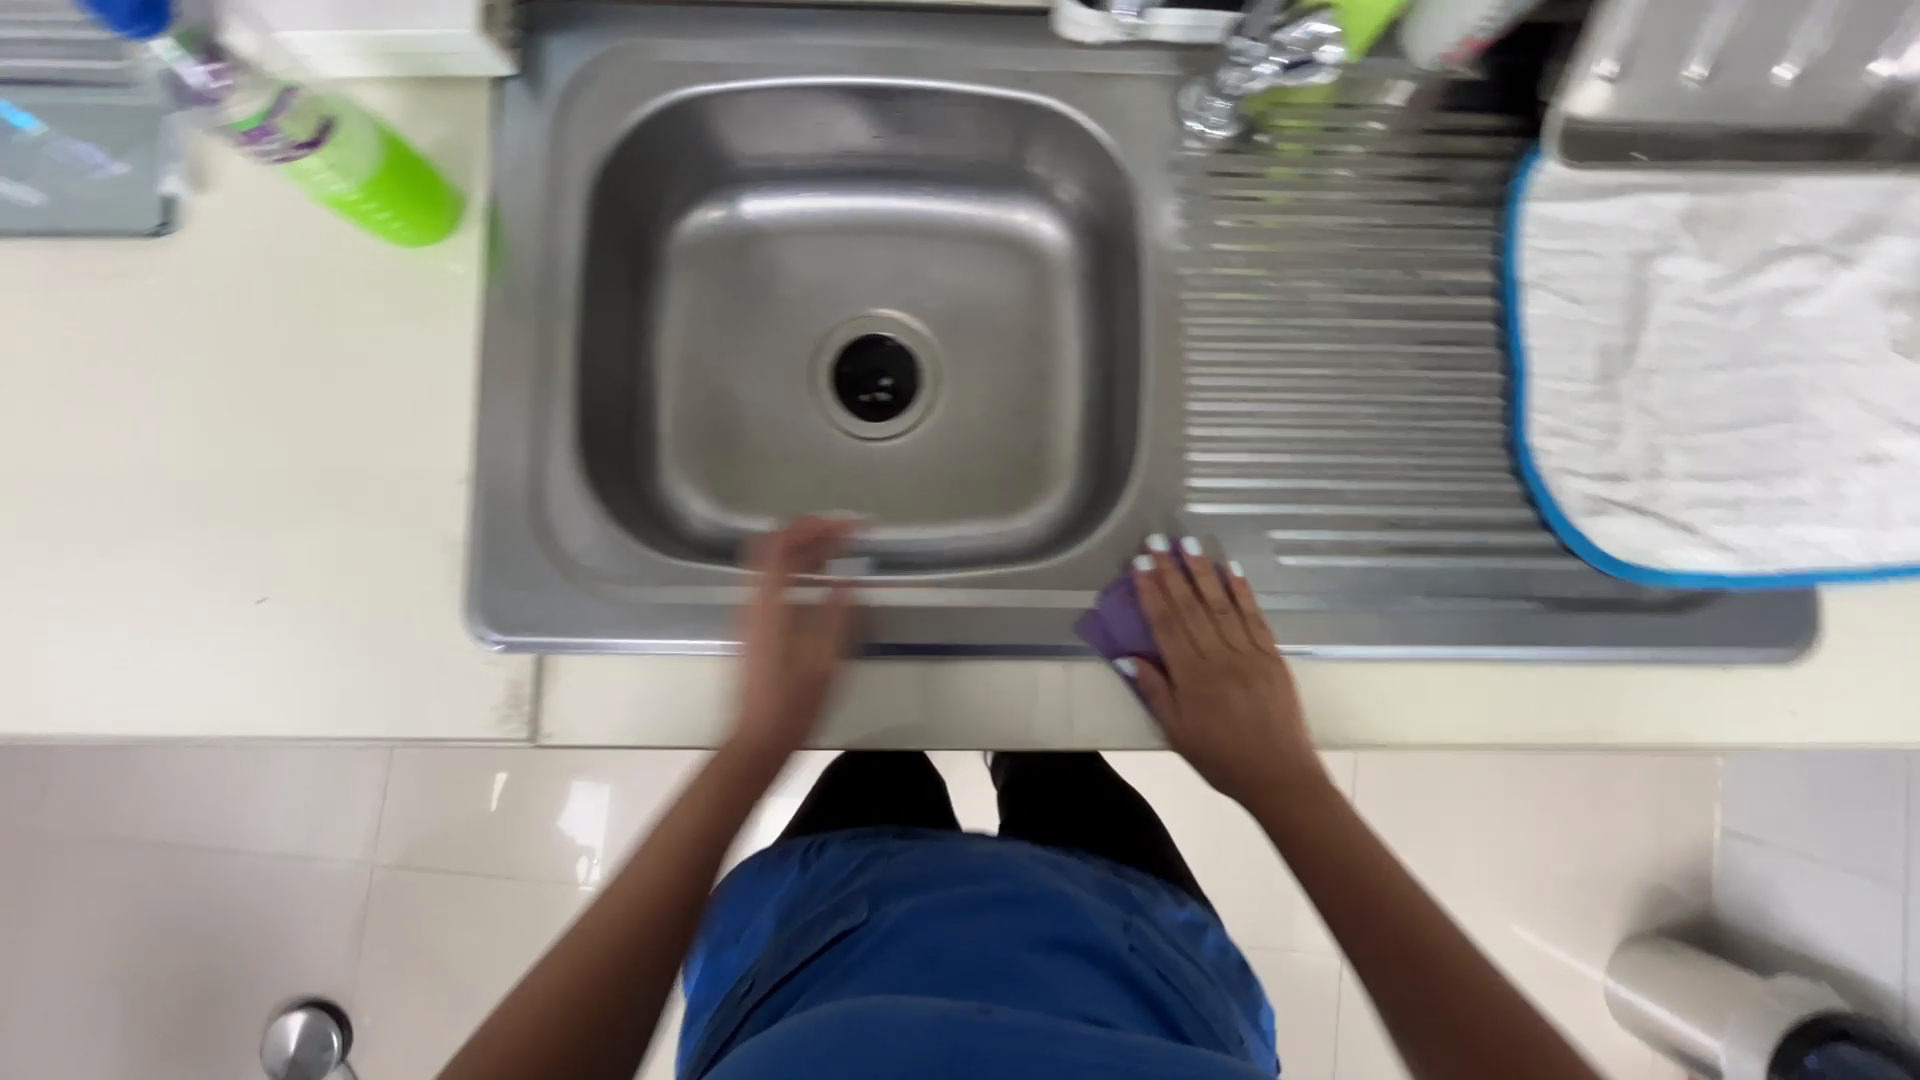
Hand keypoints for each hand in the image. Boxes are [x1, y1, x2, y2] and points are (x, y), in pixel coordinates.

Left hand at [726, 516, 859, 763]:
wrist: (755, 742)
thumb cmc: (792, 708)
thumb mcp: (824, 665)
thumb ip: (835, 618)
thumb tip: (846, 580)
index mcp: (768, 608)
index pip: (783, 546)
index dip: (815, 527)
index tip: (849, 527)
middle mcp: (751, 603)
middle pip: (773, 547)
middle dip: (810, 531)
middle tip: (846, 532)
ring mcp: (748, 614)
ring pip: (770, 563)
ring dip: (803, 548)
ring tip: (840, 548)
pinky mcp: (752, 627)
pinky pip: (771, 581)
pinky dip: (796, 567)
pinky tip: (821, 579)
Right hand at [1119, 538, 1321, 807]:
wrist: (1280, 777)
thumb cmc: (1221, 759)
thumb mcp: (1177, 733)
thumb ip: (1155, 692)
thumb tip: (1131, 656)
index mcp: (1192, 678)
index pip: (1166, 625)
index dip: (1151, 592)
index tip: (1140, 565)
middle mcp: (1220, 658)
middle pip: (1191, 607)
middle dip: (1172, 571)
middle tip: (1158, 540)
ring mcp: (1250, 654)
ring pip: (1222, 605)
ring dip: (1204, 571)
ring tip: (1189, 543)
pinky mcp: (1272, 657)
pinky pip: (1255, 618)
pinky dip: (1242, 592)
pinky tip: (1231, 570)